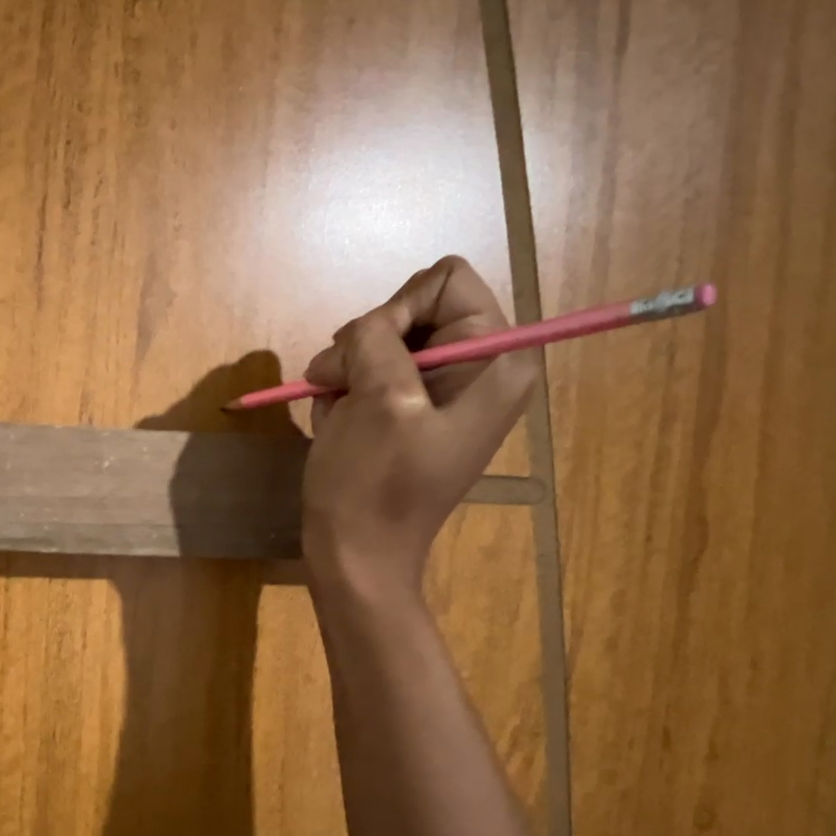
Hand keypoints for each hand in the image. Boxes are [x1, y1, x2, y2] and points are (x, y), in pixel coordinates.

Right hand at [302, 256, 536, 590]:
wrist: (355, 555)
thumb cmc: (374, 483)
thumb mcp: (379, 398)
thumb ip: (378, 337)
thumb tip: (368, 327)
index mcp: (496, 359)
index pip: (446, 280)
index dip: (397, 311)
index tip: (372, 359)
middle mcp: (478, 365)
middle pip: (411, 306)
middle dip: (367, 342)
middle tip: (344, 387)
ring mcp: (442, 388)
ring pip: (380, 337)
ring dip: (347, 370)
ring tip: (340, 414)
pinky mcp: (411, 407)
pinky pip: (369, 370)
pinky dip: (345, 391)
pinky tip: (340, 424)